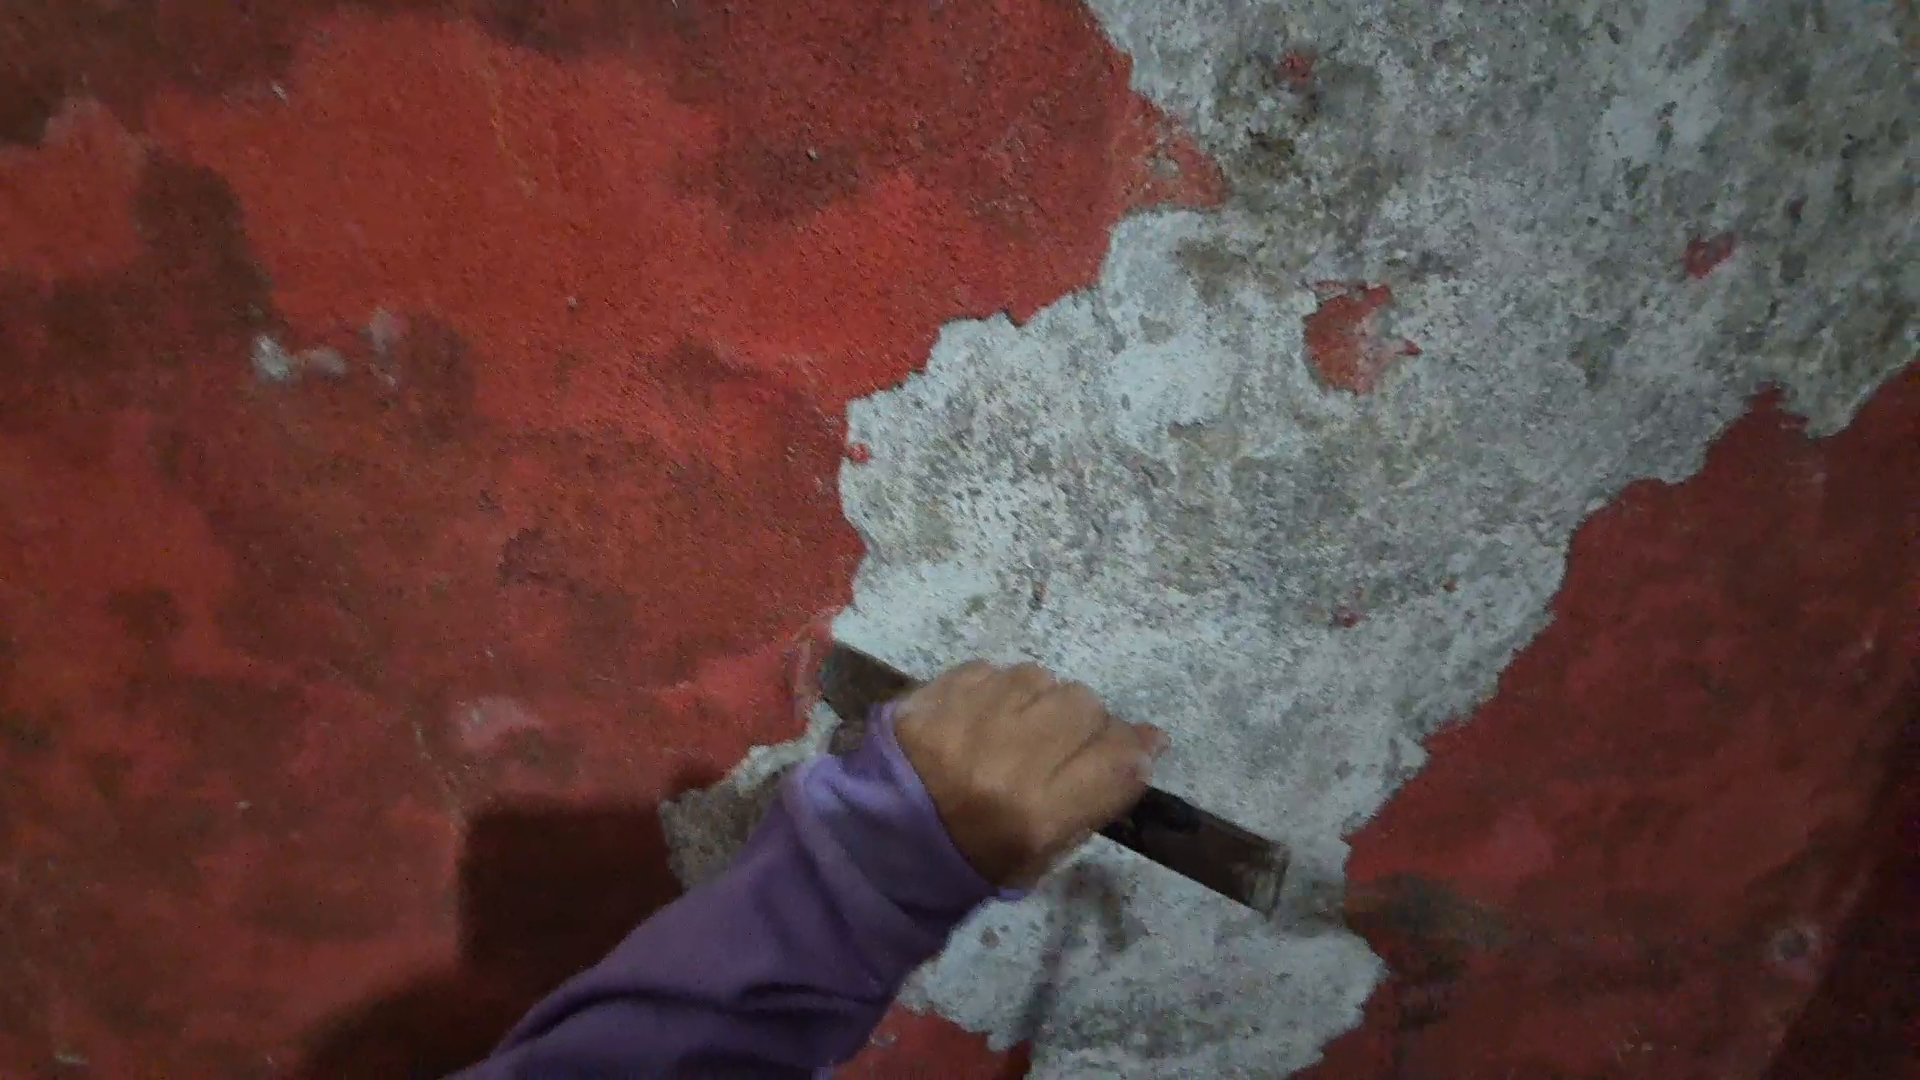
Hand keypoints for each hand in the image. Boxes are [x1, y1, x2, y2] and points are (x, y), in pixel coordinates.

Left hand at [893, 661, 1165, 886]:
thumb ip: (1097, 796)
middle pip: (1083, 705)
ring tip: (1016, 726)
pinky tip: (982, 714)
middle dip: (1085, 721)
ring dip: (1040, 699)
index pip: (1117, 760)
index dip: (1138, 747)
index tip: (1141, 743)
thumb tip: (1147, 743)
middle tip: (1064, 740)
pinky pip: (991, 669)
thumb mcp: (1042, 852)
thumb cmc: (970, 858)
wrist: (879, 841)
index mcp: (1035, 816)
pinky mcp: (932, 694)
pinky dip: (997, 688)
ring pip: (1039, 677)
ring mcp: (965, 719)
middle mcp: (1005, 760)